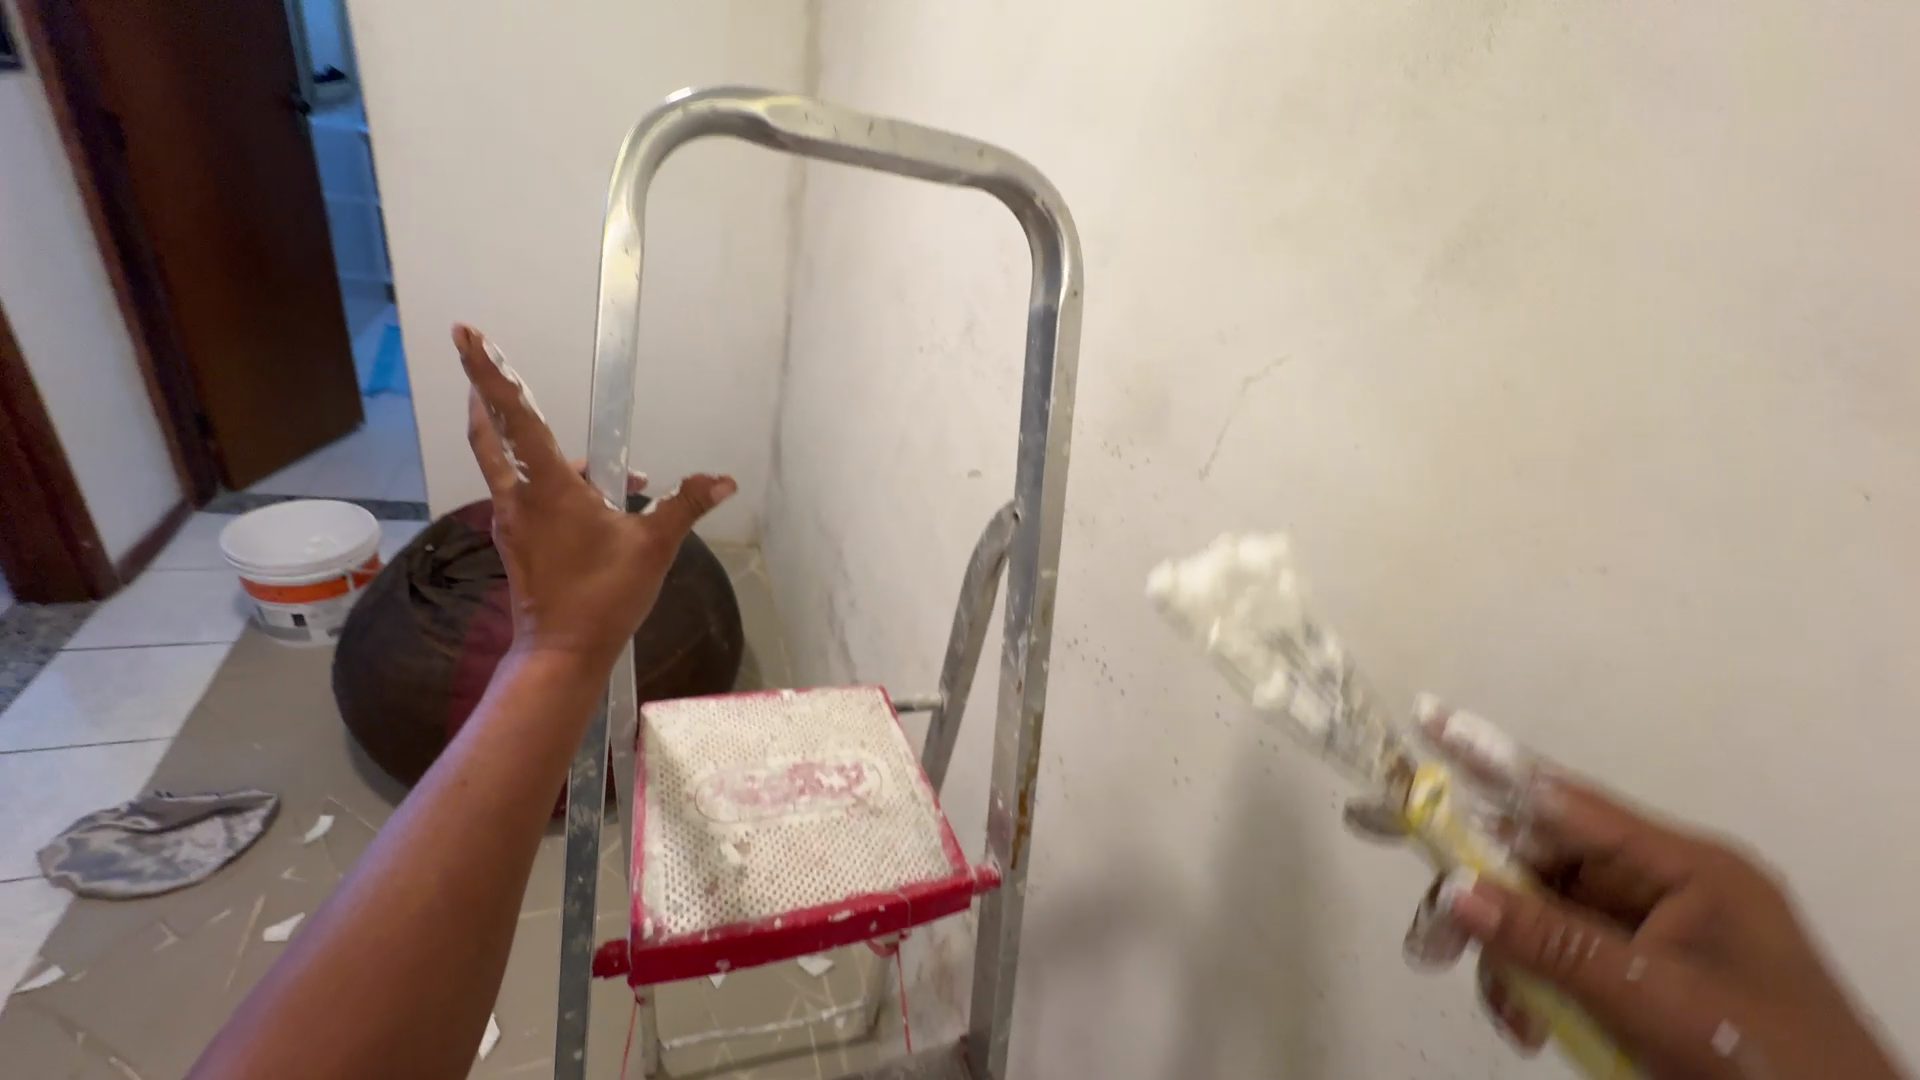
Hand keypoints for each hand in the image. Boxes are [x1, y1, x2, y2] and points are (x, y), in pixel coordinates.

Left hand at [453, 324, 734, 670]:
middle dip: (489, 398)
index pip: (516, 417)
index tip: (465, 334)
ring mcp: (513, 523)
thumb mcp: (654, 546)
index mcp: (548, 487)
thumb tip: (724, 480)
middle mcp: (520, 498)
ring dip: (545, 453)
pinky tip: (596, 506)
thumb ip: (686, 505)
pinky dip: (551, 485)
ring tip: (614, 476)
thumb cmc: (604, 594)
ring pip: (513, 468)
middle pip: (493, 435)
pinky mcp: (518, 544)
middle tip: (492, 369)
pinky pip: (527, 497)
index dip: (490, 372)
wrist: (563, 652)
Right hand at [1366, 702, 1905, 1079]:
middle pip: (1536, 862)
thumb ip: (1546, 940)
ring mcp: (1649, 927)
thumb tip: (1452, 892)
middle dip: (1481, 900)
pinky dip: (1532, 984)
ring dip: (1508, 958)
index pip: (1562, 798)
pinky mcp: (1638, 969)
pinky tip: (1532, 1023)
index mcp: (1683, 867)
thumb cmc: (1770, 1062)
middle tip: (1429, 939)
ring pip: (1536, 911)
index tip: (1426, 718)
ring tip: (1510, 1015)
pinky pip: (1556, 952)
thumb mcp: (1654, 1000)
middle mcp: (1660, 883)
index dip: (1487, 757)